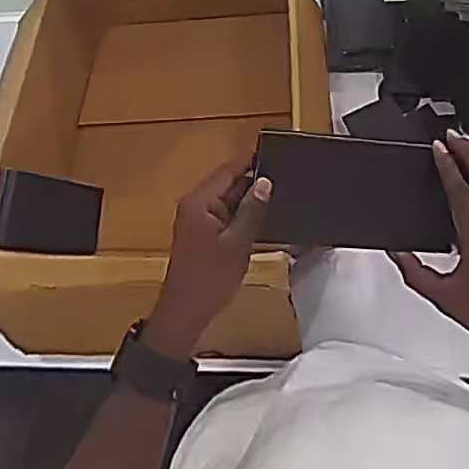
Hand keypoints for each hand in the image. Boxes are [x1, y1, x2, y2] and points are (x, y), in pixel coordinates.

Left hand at [144, 156, 272, 360]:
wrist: (184, 313)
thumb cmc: (209, 279)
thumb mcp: (237, 243)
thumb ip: (252, 210)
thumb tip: (264, 182)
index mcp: (200, 201)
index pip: (227, 171)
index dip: (250, 162)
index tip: (274, 155)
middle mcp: (195, 204)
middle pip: (227, 184)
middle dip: (252, 183)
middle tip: (283, 179)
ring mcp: (197, 219)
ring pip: (227, 201)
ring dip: (248, 202)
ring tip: (278, 198)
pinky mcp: (202, 234)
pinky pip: (224, 216)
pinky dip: (241, 217)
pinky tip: (262, 221)